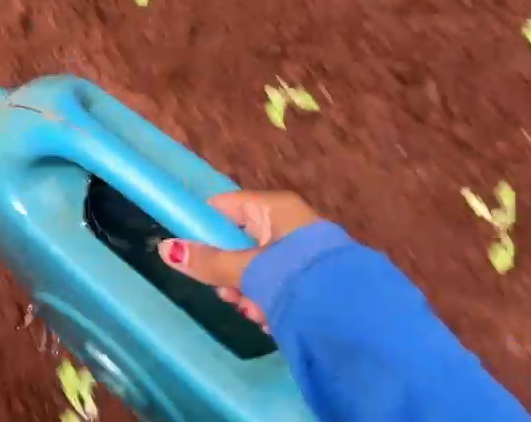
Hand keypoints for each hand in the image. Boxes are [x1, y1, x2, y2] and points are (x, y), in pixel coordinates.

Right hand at [159, 190, 320, 327]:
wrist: (366, 323)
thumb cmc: (297, 280)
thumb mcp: (246, 271)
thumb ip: (208, 262)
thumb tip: (165, 249)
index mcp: (274, 208)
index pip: (224, 207)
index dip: (204, 228)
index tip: (195, 255)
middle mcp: (292, 223)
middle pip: (241, 241)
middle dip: (230, 271)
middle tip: (228, 294)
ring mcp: (309, 251)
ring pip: (261, 266)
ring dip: (250, 290)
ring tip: (253, 313)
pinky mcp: (322, 278)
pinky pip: (283, 282)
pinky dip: (273, 299)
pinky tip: (272, 320)